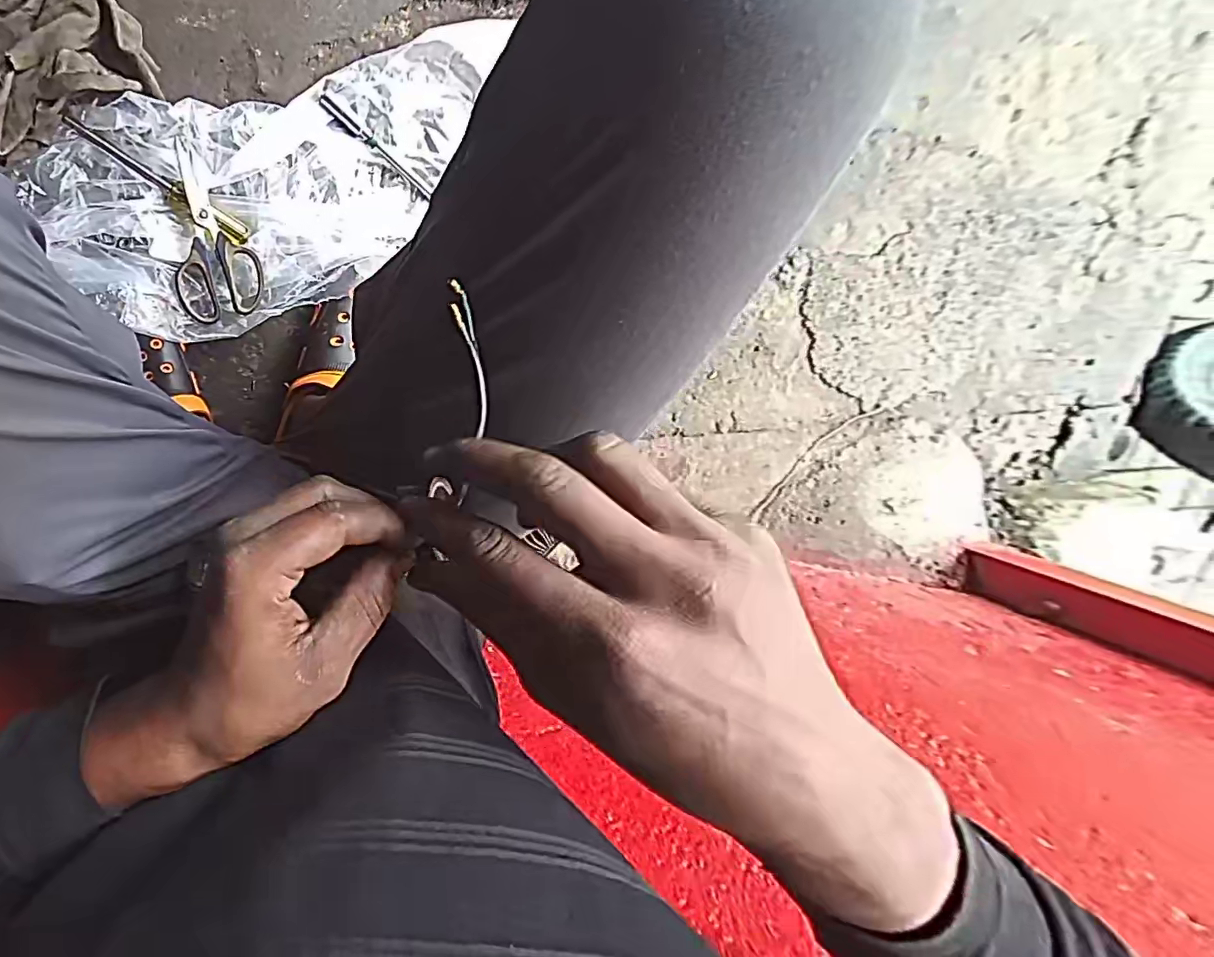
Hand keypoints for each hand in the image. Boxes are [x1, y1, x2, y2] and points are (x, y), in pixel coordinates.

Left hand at [82, 477, 410, 810]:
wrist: (190, 711)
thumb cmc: (249, 703)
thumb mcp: (324, 665)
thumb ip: (366, 603)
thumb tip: (398, 558)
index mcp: (255, 567)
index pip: (331, 517)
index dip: (380, 521)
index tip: (412, 537)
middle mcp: (238, 536)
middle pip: (318, 491)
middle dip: (368, 509)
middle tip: (403, 538)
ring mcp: (232, 533)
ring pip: (305, 495)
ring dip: (349, 512)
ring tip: (385, 543)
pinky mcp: (235, 539)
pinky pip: (290, 511)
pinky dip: (327, 521)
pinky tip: (352, 548)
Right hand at [398, 435, 958, 933]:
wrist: (808, 769)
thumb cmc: (679, 752)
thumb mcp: (568, 696)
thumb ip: (499, 619)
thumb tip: (438, 568)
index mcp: (614, 641)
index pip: (499, 552)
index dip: (442, 521)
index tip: (416, 506)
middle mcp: (665, 580)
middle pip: (547, 480)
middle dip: (478, 457)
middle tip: (446, 458)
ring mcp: (713, 546)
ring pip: (603, 455)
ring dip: (543, 458)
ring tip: (520, 480)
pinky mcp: (741, 530)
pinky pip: (652, 481)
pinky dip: (606, 490)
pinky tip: (597, 519)